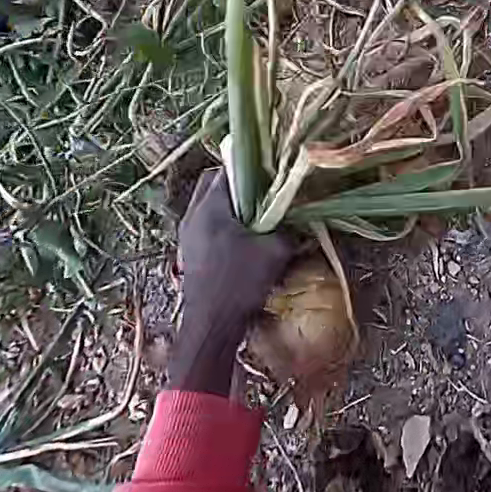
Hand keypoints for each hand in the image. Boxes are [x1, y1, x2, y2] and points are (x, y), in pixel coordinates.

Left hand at [168, 171, 293, 395]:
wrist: (211, 326)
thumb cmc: (241, 283)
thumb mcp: (276, 251)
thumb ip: (290, 228)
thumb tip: (303, 214)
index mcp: (210, 207)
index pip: (227, 168)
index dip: (252, 165)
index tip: (272, 172)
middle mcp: (193, 214)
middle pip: (213, 182)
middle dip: (239, 181)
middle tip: (264, 189)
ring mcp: (187, 233)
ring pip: (207, 202)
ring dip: (230, 202)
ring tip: (257, 212)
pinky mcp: (189, 250)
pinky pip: (206, 221)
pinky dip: (224, 220)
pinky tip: (244, 235)